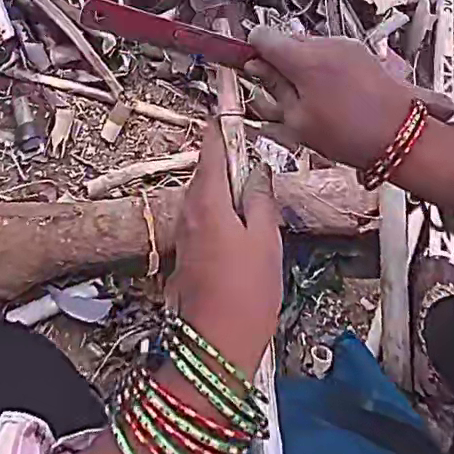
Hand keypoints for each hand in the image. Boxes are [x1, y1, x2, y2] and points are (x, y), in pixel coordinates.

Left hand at [164, 119, 281, 377]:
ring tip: (257, 191)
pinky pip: (206, 212)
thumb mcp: (266, 240)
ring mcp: (187, 230)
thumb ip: (261, 198)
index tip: (230, 106)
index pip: (211, 148)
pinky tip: (245, 221)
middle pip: (208, 168)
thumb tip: (258, 172)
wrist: (216, 347)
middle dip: (230, 157)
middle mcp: (190, 210)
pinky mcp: (190, 248)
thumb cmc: (247, 293)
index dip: (221, 124)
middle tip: (258, 156)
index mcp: (208, 201)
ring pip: (207, 190)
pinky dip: (223, 205)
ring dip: (228, 183)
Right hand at [245, 28, 453, 170]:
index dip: (252, 51)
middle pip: (287, 41)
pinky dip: (324, 68)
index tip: (251, 66)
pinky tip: (332, 96)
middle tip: (282, 93)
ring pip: (309, 47)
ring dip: (303, 66)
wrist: (402, 136)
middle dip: (280, 62)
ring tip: (312, 100)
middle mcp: (326, 44)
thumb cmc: (352, 135)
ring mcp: (346, 45)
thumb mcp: (298, 120)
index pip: (263, 36)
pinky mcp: (361, 52)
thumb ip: (274, 88)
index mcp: (304, 59)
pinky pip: (330, 53)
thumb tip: (257, 68)